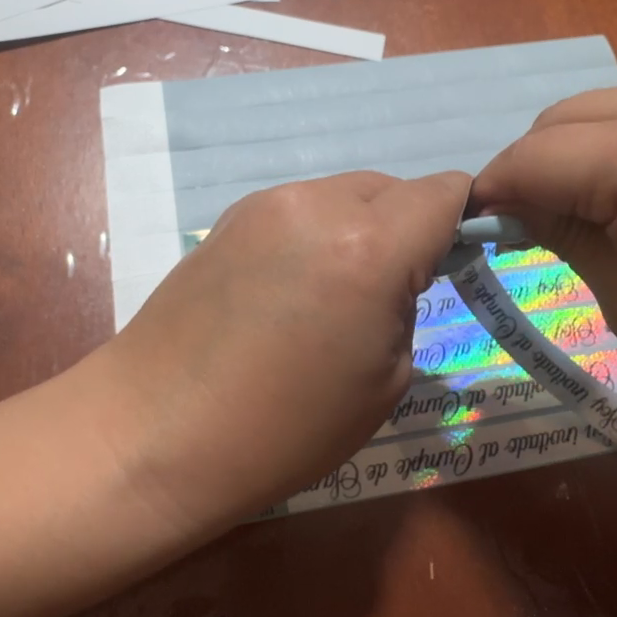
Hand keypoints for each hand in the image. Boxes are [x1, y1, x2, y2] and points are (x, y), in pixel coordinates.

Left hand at [98, 171, 468, 531]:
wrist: (157, 428)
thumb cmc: (283, 429)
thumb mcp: (384, 380)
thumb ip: (405, 305)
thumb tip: (397, 276)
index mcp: (368, 247)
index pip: (442, 192)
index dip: (460, 221)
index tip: (453, 263)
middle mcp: (317, 205)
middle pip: (391, 188)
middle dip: (408, 227)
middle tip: (390, 293)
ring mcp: (265, 204)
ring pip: (342, 194)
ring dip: (359, 228)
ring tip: (334, 294)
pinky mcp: (228, 217)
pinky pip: (298, 209)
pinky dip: (314, 234)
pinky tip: (288, 290)